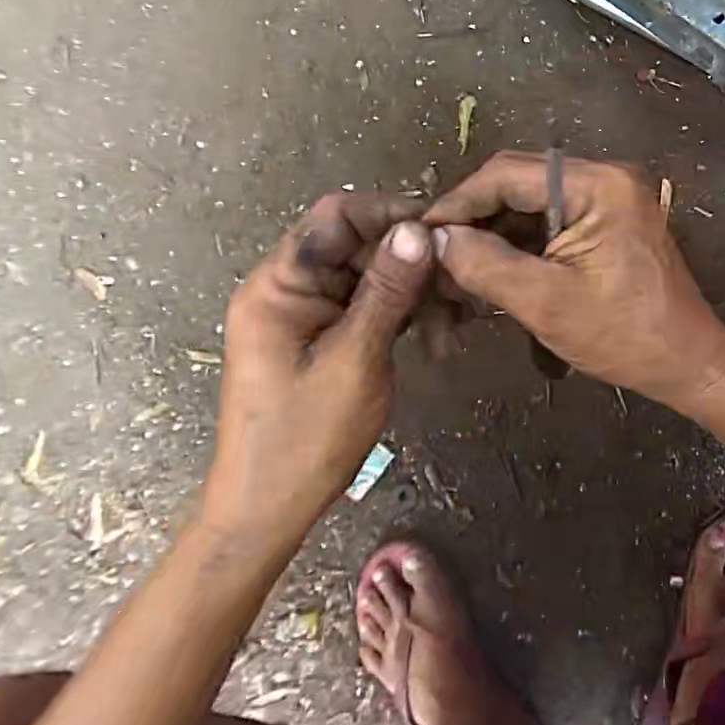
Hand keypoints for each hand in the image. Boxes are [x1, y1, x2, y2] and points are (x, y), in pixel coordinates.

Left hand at [206, 194, 436, 535]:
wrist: (268, 511)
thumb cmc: (304, 439)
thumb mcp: (355, 360)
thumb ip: (387, 291)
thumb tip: (418, 229)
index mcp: (278, 285)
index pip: (335, 217)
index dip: (390, 214)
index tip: (441, 232)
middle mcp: (287, 289)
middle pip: (355, 246)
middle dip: (409, 263)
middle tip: (456, 291)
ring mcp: (304, 315)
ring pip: (367, 278)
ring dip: (411, 295)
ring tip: (449, 330)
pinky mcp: (320, 337)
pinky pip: (365, 308)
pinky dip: (398, 317)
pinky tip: (432, 339)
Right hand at [424, 151, 724, 406]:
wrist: (688, 363)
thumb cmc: (624, 336)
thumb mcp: (546, 302)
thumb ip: (486, 264)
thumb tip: (438, 238)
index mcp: (597, 184)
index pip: (506, 173)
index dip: (459, 201)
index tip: (424, 233)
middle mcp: (604, 177)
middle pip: (517, 181)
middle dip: (474, 215)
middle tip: (438, 250)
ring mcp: (609, 198)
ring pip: (529, 202)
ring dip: (494, 230)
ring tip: (459, 265)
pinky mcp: (607, 221)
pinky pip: (550, 220)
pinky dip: (518, 242)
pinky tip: (494, 269)